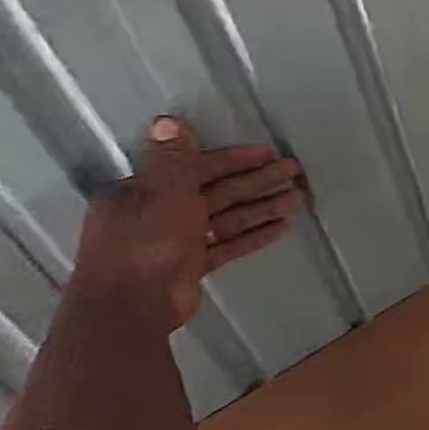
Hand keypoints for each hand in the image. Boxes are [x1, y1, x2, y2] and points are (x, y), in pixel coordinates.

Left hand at [70, 116, 304, 331]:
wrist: (130, 309)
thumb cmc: (145, 245)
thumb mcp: (162, 194)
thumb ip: (173, 159)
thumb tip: (169, 120)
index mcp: (143, 191)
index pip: (197, 167)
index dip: (235, 158)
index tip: (269, 152)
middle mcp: (157, 212)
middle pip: (217, 191)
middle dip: (258, 180)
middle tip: (294, 172)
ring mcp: (174, 241)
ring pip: (226, 217)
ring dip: (262, 206)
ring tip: (298, 198)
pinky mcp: (189, 266)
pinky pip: (226, 244)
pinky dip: (253, 235)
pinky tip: (282, 227)